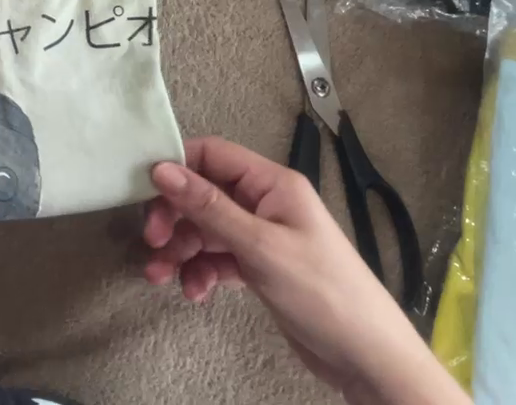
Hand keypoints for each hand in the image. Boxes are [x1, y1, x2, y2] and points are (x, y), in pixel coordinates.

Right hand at [140, 137, 465, 404]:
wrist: (370, 362)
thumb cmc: (321, 292)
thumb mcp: (260, 247)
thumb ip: (208, 207)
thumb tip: (160, 169)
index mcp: (271, 183)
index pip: (212, 154)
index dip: (177, 167)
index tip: (145, 191)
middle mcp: (264, 201)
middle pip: (202, 193)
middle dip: (174, 216)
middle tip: (153, 240)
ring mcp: (261, 234)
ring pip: (204, 228)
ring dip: (180, 249)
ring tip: (160, 276)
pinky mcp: (258, 266)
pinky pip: (216, 257)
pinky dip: (200, 271)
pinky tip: (194, 292)